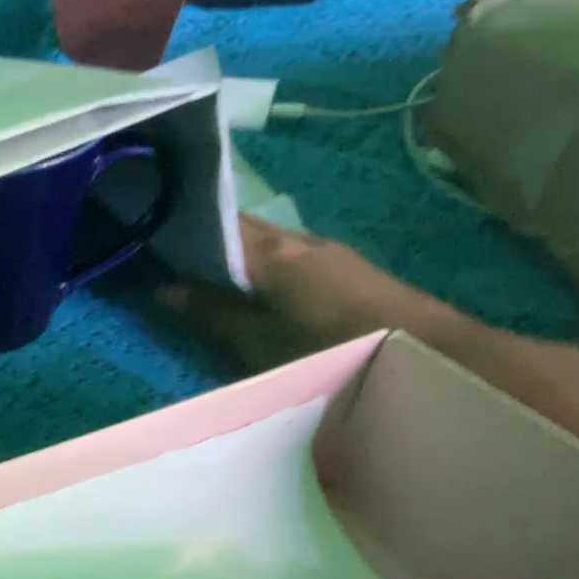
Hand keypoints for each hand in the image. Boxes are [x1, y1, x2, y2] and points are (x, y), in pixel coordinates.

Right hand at [158, 213, 475, 370]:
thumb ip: (213, 314)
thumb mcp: (260, 343)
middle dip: (209, 238)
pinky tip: (255, 286)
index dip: (184, 233)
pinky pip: (290, 254)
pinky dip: (263, 263)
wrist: (426, 350)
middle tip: (173, 256)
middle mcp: (298, 241)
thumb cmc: (331, 349)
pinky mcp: (345, 267)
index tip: (153, 241)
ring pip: (269, 241)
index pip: (216, 229)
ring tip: (208, 273)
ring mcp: (327, 251)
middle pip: (243, 229)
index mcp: (272, 254)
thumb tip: (166, 289)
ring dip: (239, 251)